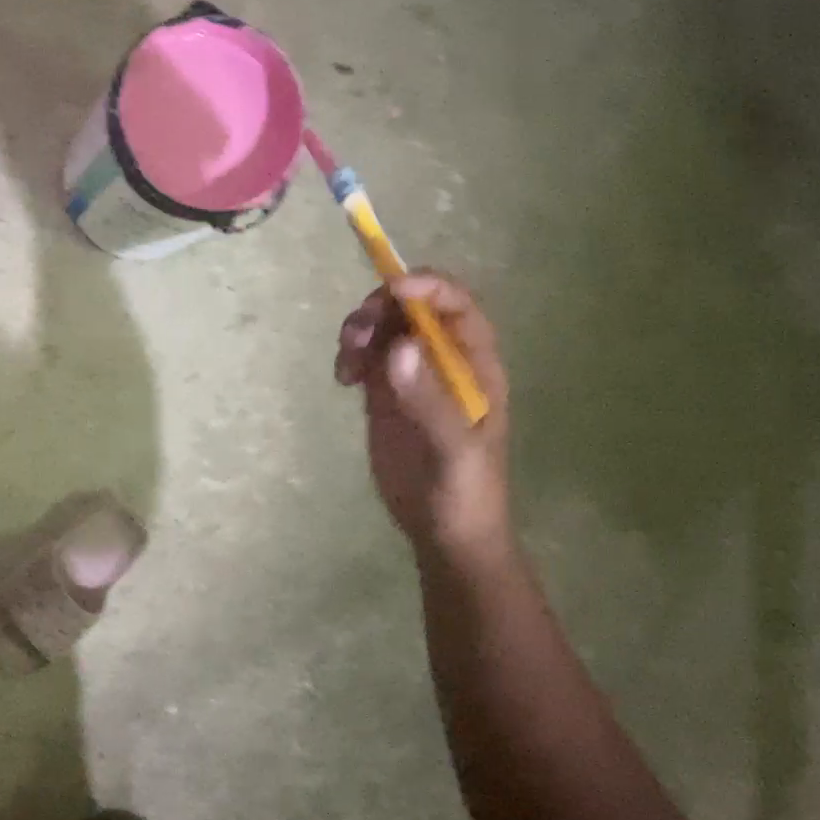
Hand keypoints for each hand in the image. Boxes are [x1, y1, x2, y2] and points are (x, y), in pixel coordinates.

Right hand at [334, 273, 511, 556]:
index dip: (427, 287)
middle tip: (356, 335)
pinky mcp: (385, 397)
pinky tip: (343, 379)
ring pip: (385, 330)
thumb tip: (397, 347)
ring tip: (345, 361)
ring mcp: (412, 378)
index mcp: (476, 365)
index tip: (390, 289)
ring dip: (361, 330)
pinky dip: (351, 356)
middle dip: (382, 308)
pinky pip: (367, 358)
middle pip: (412, 309)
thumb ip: (429, 400)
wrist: (446, 532)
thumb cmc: (465, 492)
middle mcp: (444, 362)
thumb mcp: (454, 449)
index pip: (455, 306)